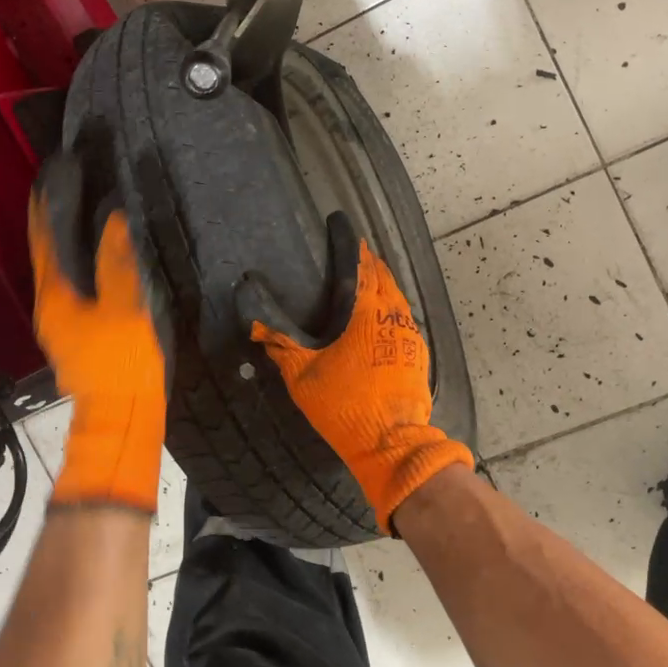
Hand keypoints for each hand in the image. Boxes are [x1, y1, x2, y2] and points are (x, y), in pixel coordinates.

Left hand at [29, 149, 167, 511]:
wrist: (124, 419)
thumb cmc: (123, 364)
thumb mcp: (126, 307)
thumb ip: (118, 260)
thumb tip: (113, 215)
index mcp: (55, 295)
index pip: (45, 235)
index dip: (48, 201)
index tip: (55, 169)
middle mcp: (51, 304)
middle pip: (48, 248)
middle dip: (56, 213)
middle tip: (71, 179)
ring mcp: (64, 320)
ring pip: (61, 264)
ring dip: (70, 233)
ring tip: (86, 204)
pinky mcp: (82, 330)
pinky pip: (77, 280)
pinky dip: (84, 256)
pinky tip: (102, 250)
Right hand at [238, 214, 472, 531]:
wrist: (393, 444)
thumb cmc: (345, 404)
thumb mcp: (302, 374)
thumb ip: (278, 341)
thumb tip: (249, 314)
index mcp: (366, 311)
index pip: (358, 264)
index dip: (349, 242)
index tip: (340, 223)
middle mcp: (393, 314)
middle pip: (382, 275)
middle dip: (368, 259)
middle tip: (354, 248)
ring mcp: (409, 334)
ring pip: (397, 295)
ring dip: (383, 281)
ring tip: (368, 274)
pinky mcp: (418, 353)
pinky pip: (404, 316)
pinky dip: (392, 305)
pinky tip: (383, 313)